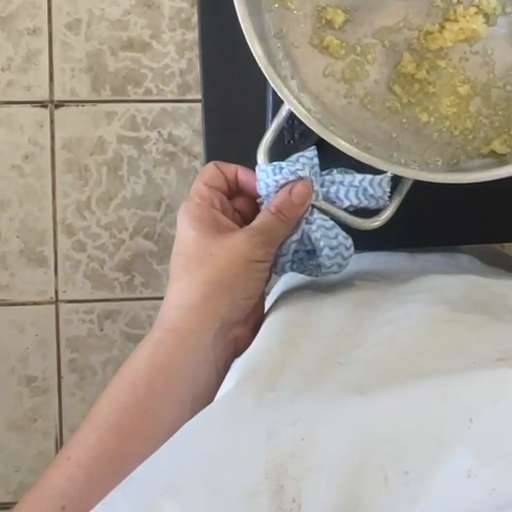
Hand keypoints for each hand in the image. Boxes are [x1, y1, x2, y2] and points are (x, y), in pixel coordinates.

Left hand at [158, 162, 311, 362]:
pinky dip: (284, 245)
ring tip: (308, 228)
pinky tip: (304, 247)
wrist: (206, 337)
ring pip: (261, 224)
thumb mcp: (252, 243)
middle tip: (303, 209)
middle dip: (275, 202)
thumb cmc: (217, 283)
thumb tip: (304, 184)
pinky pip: (268, 246)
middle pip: (247, 198)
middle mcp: (214, 224)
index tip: (273, 192)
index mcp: (202, 209)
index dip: (247, 177)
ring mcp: (231, 248)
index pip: (221, 174)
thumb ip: (281, 213)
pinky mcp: (246, 269)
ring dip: (284, 225)